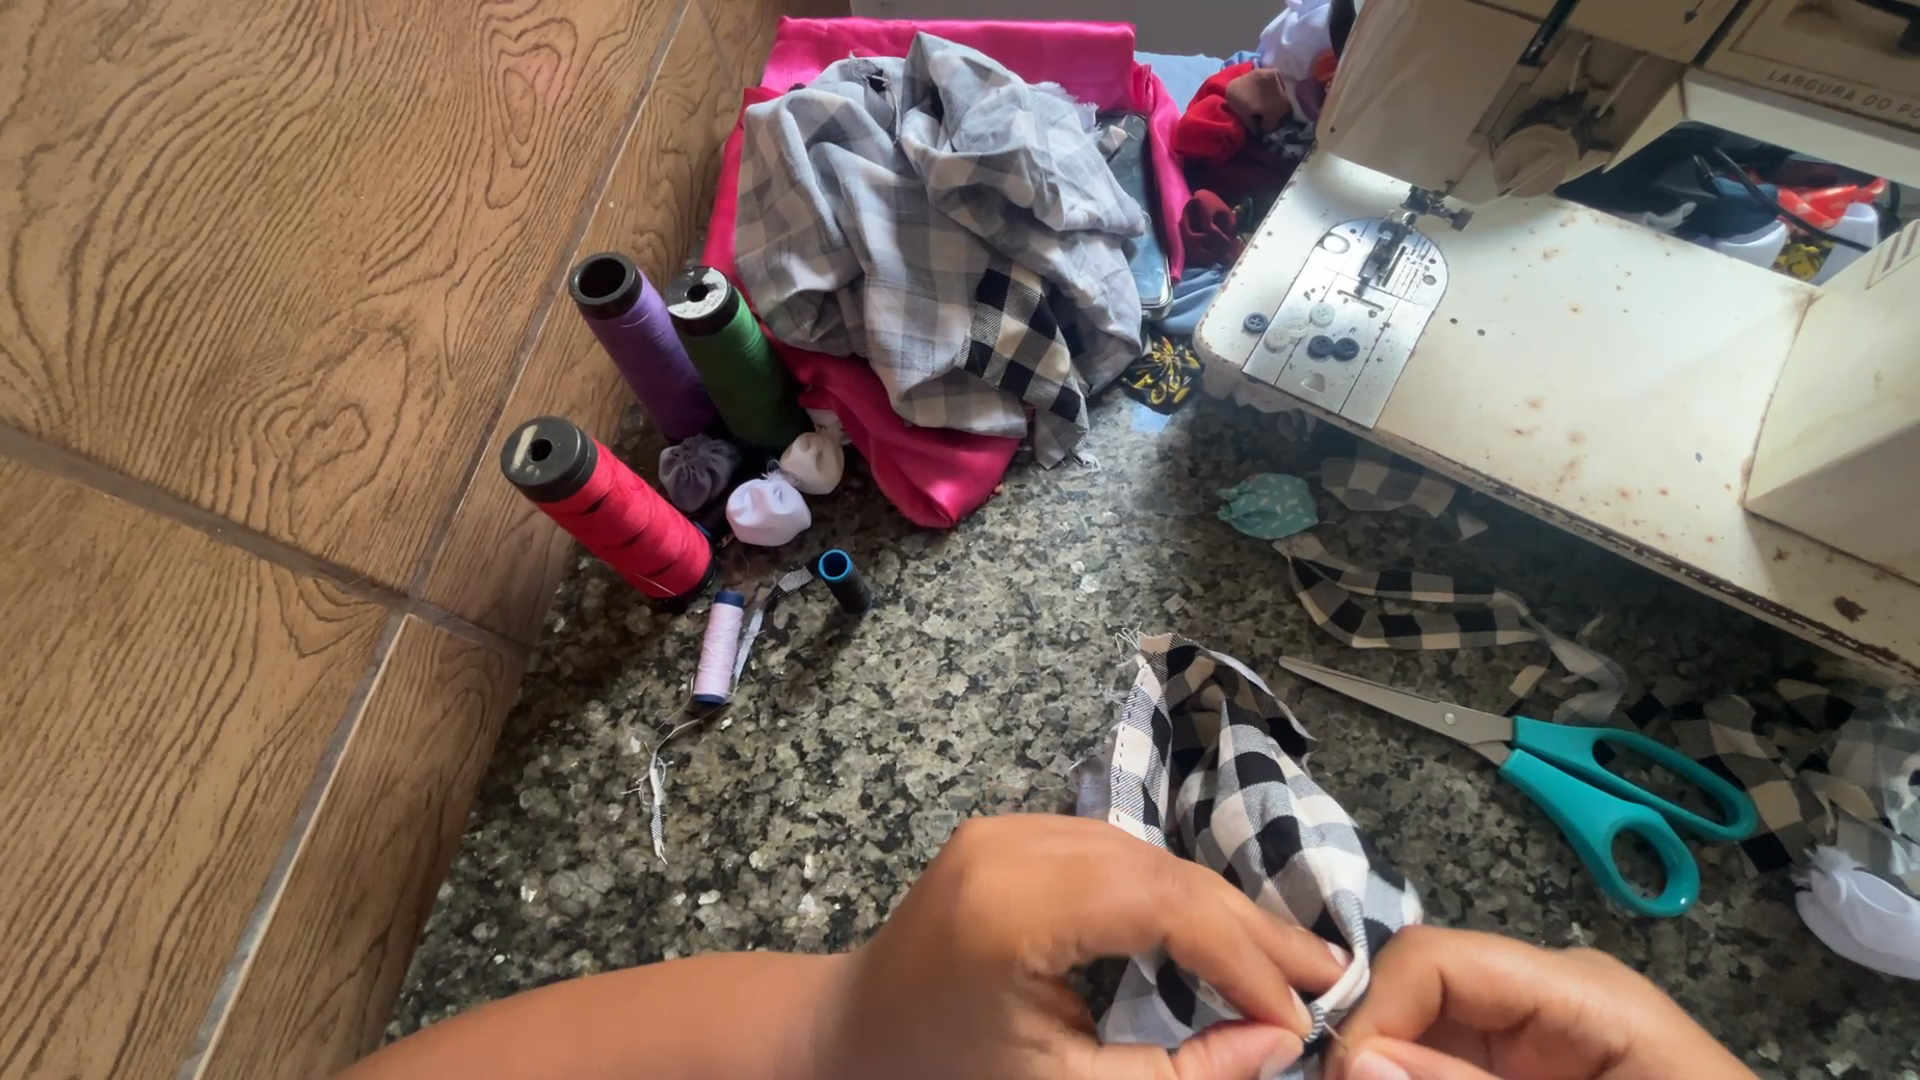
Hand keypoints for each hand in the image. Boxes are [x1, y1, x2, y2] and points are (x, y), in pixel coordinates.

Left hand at [814, 814, 1349, 1079]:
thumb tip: (1275, 1041)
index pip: (1156, 906)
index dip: (1238, 957)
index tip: (1298, 1018)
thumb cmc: (946, 1074)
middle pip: (1154, 868)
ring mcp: (1005, 825)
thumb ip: (1179, 1074)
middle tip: (1320, 973)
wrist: (852, 1029)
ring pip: (1138, 851)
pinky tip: (1202, 922)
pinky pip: (1108, 848)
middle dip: (1242, 923)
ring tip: (1275, 955)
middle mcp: (1010, 845)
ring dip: (1208, 902)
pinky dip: (1163, 887)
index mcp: (1011, 908)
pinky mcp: (1007, 828)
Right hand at [1326, 926, 1757, 1079]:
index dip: (1376, 1007)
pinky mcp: (1530, 1062)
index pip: (1435, 957)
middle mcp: (1547, 990)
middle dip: (1374, 1038)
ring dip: (1390, 1062)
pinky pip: (1452, 1055)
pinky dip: (1418, 1072)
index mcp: (1580, 991)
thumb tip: (1355, 1060)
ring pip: (1426, 1020)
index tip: (1343, 1075)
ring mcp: (1540, 1027)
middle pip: (1422, 985)